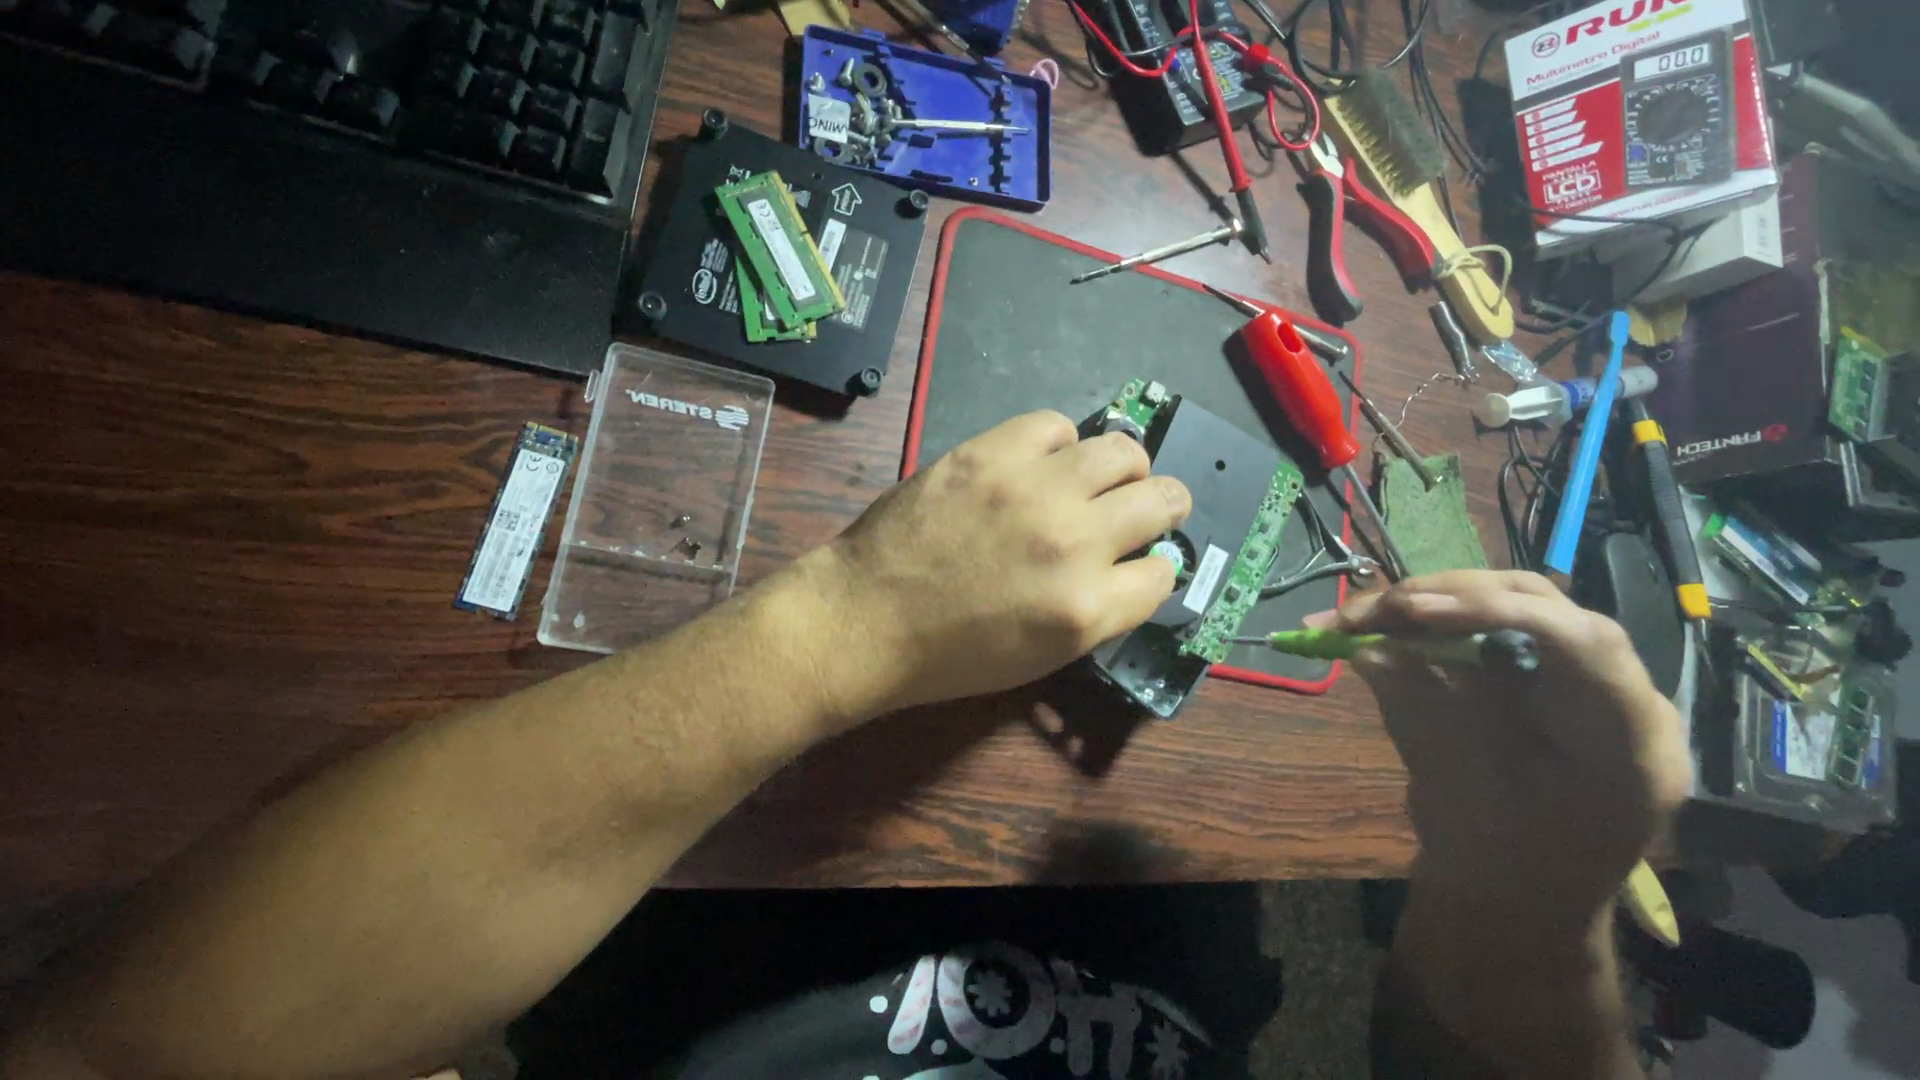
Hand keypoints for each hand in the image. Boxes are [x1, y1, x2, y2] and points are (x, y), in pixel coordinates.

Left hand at [801, 410, 1190, 719]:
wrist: (866, 618)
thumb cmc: (950, 654)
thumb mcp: (1041, 657)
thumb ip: (1098, 610)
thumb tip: (1132, 566)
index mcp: (1086, 607)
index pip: (1163, 574)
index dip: (1152, 569)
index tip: (1134, 564)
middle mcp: (1073, 541)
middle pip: (1162, 500)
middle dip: (1162, 507)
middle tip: (1140, 509)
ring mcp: (1032, 489)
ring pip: (1122, 451)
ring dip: (1123, 467)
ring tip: (1098, 478)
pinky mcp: (990, 453)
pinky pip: (1055, 424)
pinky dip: (1060, 443)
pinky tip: (1042, 462)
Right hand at [1321, 571, 1690, 923]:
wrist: (1516, 898)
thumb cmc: (1501, 865)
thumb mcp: (1461, 795)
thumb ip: (1422, 714)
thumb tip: (1370, 650)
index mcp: (1627, 737)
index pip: (1579, 642)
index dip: (1492, 613)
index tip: (1410, 612)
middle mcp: (1611, 690)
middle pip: (1535, 603)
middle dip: (1442, 596)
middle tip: (1363, 612)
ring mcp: (1572, 676)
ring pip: (1501, 602)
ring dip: (1421, 602)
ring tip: (1347, 617)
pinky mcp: (1532, 672)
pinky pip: (1478, 625)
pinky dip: (1420, 621)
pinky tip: (1371, 626)